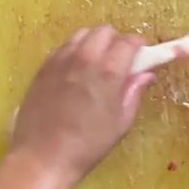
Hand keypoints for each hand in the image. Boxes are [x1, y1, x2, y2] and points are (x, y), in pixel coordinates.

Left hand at [9, 27, 154, 187]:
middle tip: (119, 59)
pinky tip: (75, 70)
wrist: (42, 157)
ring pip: (82, 34)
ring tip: (96, 62)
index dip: (138, 45)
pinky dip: (75, 51)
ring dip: (94, 42)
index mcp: (108, 72)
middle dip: (116, 40)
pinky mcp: (44, 66)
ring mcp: (61, 60)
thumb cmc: (87, 145)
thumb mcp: (120, 123)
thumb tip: (146, 75)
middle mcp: (85, 58)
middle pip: (104, 31)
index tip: (142, 53)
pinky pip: (64, 47)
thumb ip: (134, 93)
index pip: (128, 42)